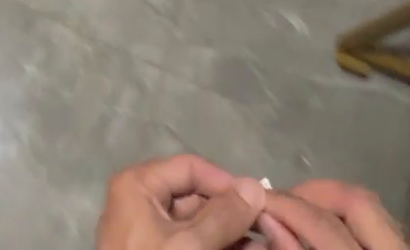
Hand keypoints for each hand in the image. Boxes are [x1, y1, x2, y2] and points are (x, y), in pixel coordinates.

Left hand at [96, 154, 268, 249]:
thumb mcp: (190, 245)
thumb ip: (223, 216)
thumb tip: (255, 186)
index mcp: (140, 185)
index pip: (191, 168)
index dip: (227, 182)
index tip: (261, 202)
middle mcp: (143, 202)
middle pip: (196, 197)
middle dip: (234, 213)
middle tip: (270, 226)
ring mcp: (151, 233)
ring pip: (199, 224)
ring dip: (232, 234)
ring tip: (268, 244)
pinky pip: (195, 244)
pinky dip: (220, 247)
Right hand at [258, 180, 407, 249]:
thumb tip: (268, 218)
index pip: (325, 226)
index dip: (287, 208)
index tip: (257, 200)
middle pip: (356, 201)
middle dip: (311, 193)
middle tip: (279, 202)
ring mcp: (405, 249)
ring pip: (371, 206)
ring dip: (329, 201)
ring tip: (298, 212)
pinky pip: (377, 223)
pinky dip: (347, 216)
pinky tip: (323, 226)